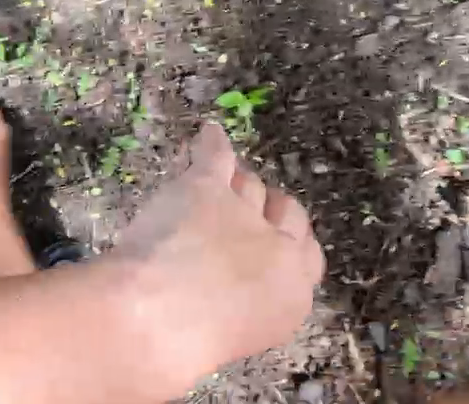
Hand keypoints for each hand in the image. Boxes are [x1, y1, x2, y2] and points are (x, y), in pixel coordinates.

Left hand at [109, 122, 322, 387]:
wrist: (161, 311)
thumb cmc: (191, 337)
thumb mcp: (241, 331)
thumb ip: (252, 300)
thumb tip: (237, 286)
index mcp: (293, 292)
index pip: (307, 252)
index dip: (288, 239)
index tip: (270, 236)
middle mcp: (277, 246)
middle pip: (286, 209)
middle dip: (268, 207)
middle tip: (243, 208)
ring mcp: (241, 210)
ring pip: (249, 182)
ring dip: (235, 181)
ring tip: (218, 182)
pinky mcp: (205, 185)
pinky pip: (215, 155)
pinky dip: (211, 142)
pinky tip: (209, 131)